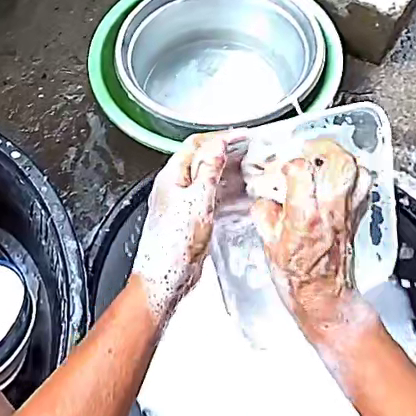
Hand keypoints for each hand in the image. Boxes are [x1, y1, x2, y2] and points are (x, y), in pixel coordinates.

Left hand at [133, 132, 236, 321]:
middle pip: (201, 159)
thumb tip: (217, 145)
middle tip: (249, 149)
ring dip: (228, 172)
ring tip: (250, 169)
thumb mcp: (197, 201)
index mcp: (171, 176)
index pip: (196, 144)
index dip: (220, 136)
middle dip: (225, 152)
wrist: (165, 280)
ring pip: (207, 179)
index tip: (242, 135)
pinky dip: (226, 193)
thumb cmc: (173, 244)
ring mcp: (182, 203)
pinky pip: (210, 198)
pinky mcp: (190, 219)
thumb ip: (208, 171)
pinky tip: (240, 197)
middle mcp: (174, 187)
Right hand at [251, 138, 378, 355]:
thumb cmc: (298, 279)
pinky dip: (353, 174)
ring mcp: (347, 213)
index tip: (282, 169)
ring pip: (358, 171)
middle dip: (323, 148)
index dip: (290, 163)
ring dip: (341, 158)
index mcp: (304, 218)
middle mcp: (330, 212)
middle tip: (309, 148)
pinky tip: (339, 177)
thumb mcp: (268, 245)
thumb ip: (265, 214)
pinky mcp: (357, 217)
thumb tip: (265, 198)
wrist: (324, 300)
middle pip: (340, 164)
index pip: (302, 171)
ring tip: (325, 157)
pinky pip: (364, 186)